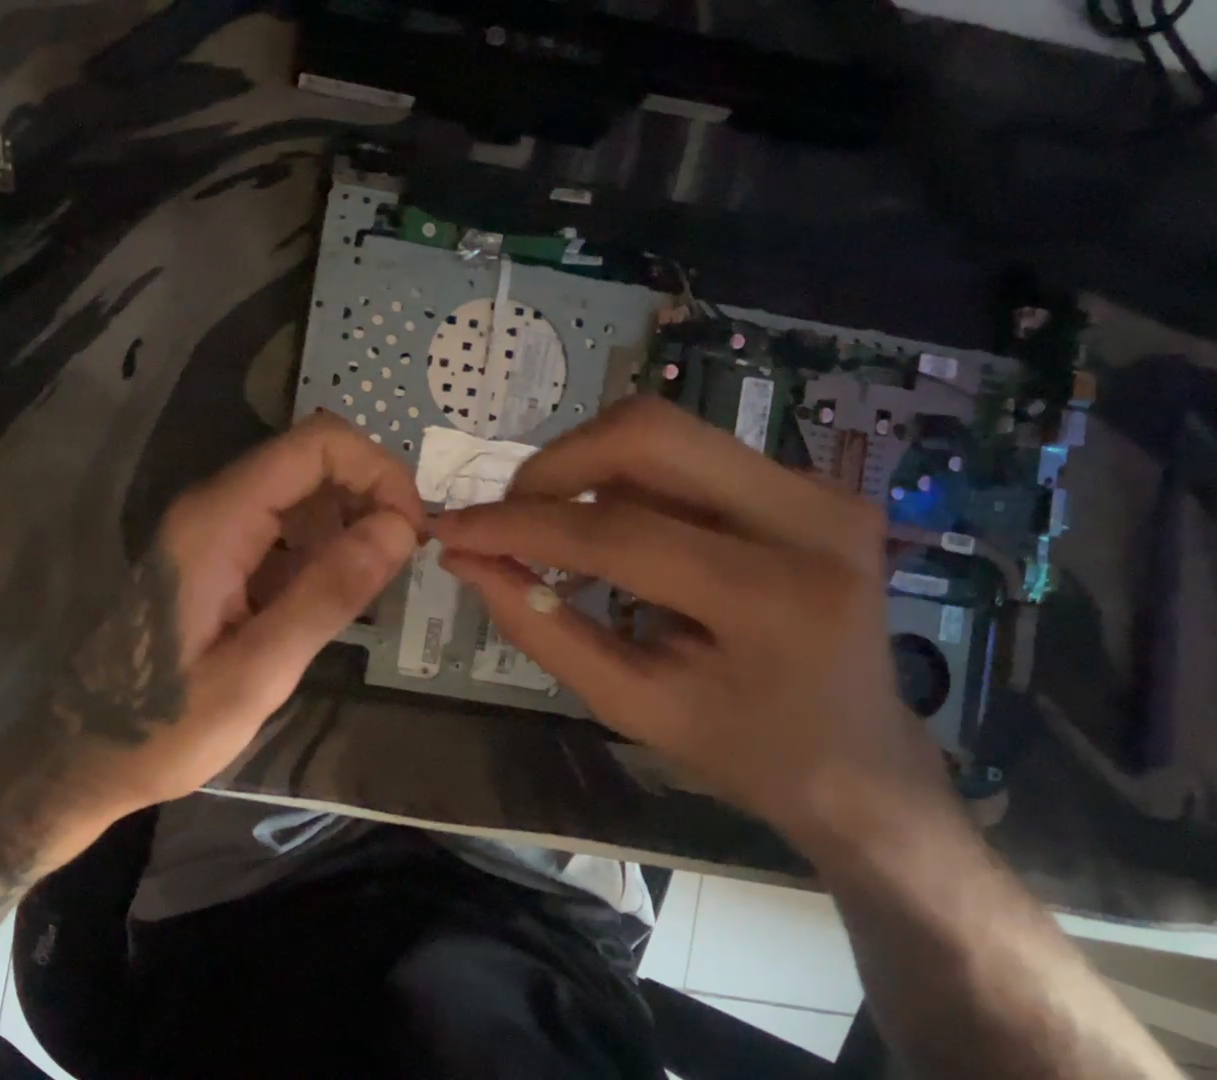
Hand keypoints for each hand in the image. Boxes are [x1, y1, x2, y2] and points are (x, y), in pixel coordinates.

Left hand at [31, 413, 421, 822]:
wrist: (88, 754)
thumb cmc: (165, 725)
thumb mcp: (257, 672)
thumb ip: (326, 595)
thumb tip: (399, 527)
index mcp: (217, 521)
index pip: (316, 444)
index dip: (378, 472)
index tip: (411, 536)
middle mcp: (212, 508)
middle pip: (311, 460)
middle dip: (370, 497)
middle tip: (400, 569)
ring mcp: (211, 531)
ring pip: (300, 493)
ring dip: (349, 525)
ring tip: (372, 593)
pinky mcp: (215, 558)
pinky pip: (281, 530)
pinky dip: (321, 551)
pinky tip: (333, 603)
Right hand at [430, 398, 953, 844]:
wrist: (863, 759)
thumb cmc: (745, 750)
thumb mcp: (629, 706)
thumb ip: (541, 629)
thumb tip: (466, 559)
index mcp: (774, 600)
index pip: (617, 532)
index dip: (517, 525)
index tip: (451, 529)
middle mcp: (812, 519)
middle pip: (648, 435)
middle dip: (553, 467)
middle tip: (510, 518)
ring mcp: (822, 489)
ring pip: (664, 433)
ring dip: (585, 471)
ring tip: (556, 531)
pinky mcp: (812, 482)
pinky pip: (688, 453)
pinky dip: (624, 481)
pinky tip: (611, 533)